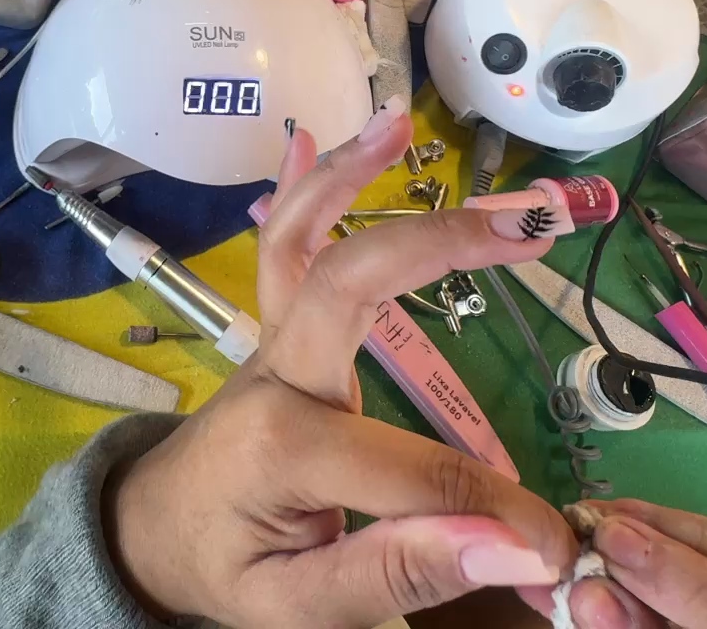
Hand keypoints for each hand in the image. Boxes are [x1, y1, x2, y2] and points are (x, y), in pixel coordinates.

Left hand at [105, 96, 572, 627]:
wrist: (152, 527)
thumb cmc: (220, 565)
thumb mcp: (295, 606)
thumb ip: (395, 572)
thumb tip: (517, 547)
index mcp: (283, 443)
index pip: (414, 469)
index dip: (491, 509)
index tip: (553, 546)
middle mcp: (275, 370)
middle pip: (347, 282)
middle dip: (435, 244)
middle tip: (519, 221)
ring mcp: (271, 339)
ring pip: (297, 240)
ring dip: (345, 176)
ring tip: (396, 125)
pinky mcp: (276, 331)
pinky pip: (279, 249)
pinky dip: (296, 190)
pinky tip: (313, 138)